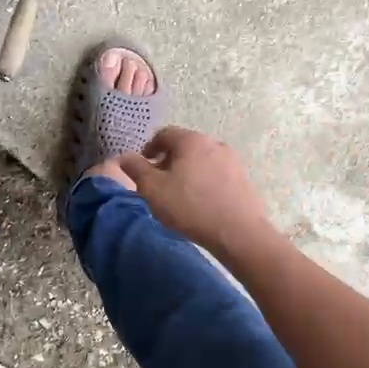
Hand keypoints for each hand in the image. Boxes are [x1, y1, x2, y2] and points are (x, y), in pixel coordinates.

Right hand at [118, 127, 275, 253]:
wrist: (239, 234)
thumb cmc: (189, 206)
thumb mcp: (152, 188)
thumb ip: (135, 168)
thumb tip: (124, 156)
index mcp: (191, 141)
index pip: (164, 134)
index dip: (149, 149)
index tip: (143, 167)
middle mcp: (214, 143)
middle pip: (184, 146)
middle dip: (168, 161)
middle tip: (158, 182)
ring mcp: (233, 161)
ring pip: (202, 160)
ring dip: (187, 171)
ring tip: (179, 194)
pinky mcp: (244, 180)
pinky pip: (217, 174)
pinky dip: (204, 182)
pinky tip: (200, 202)